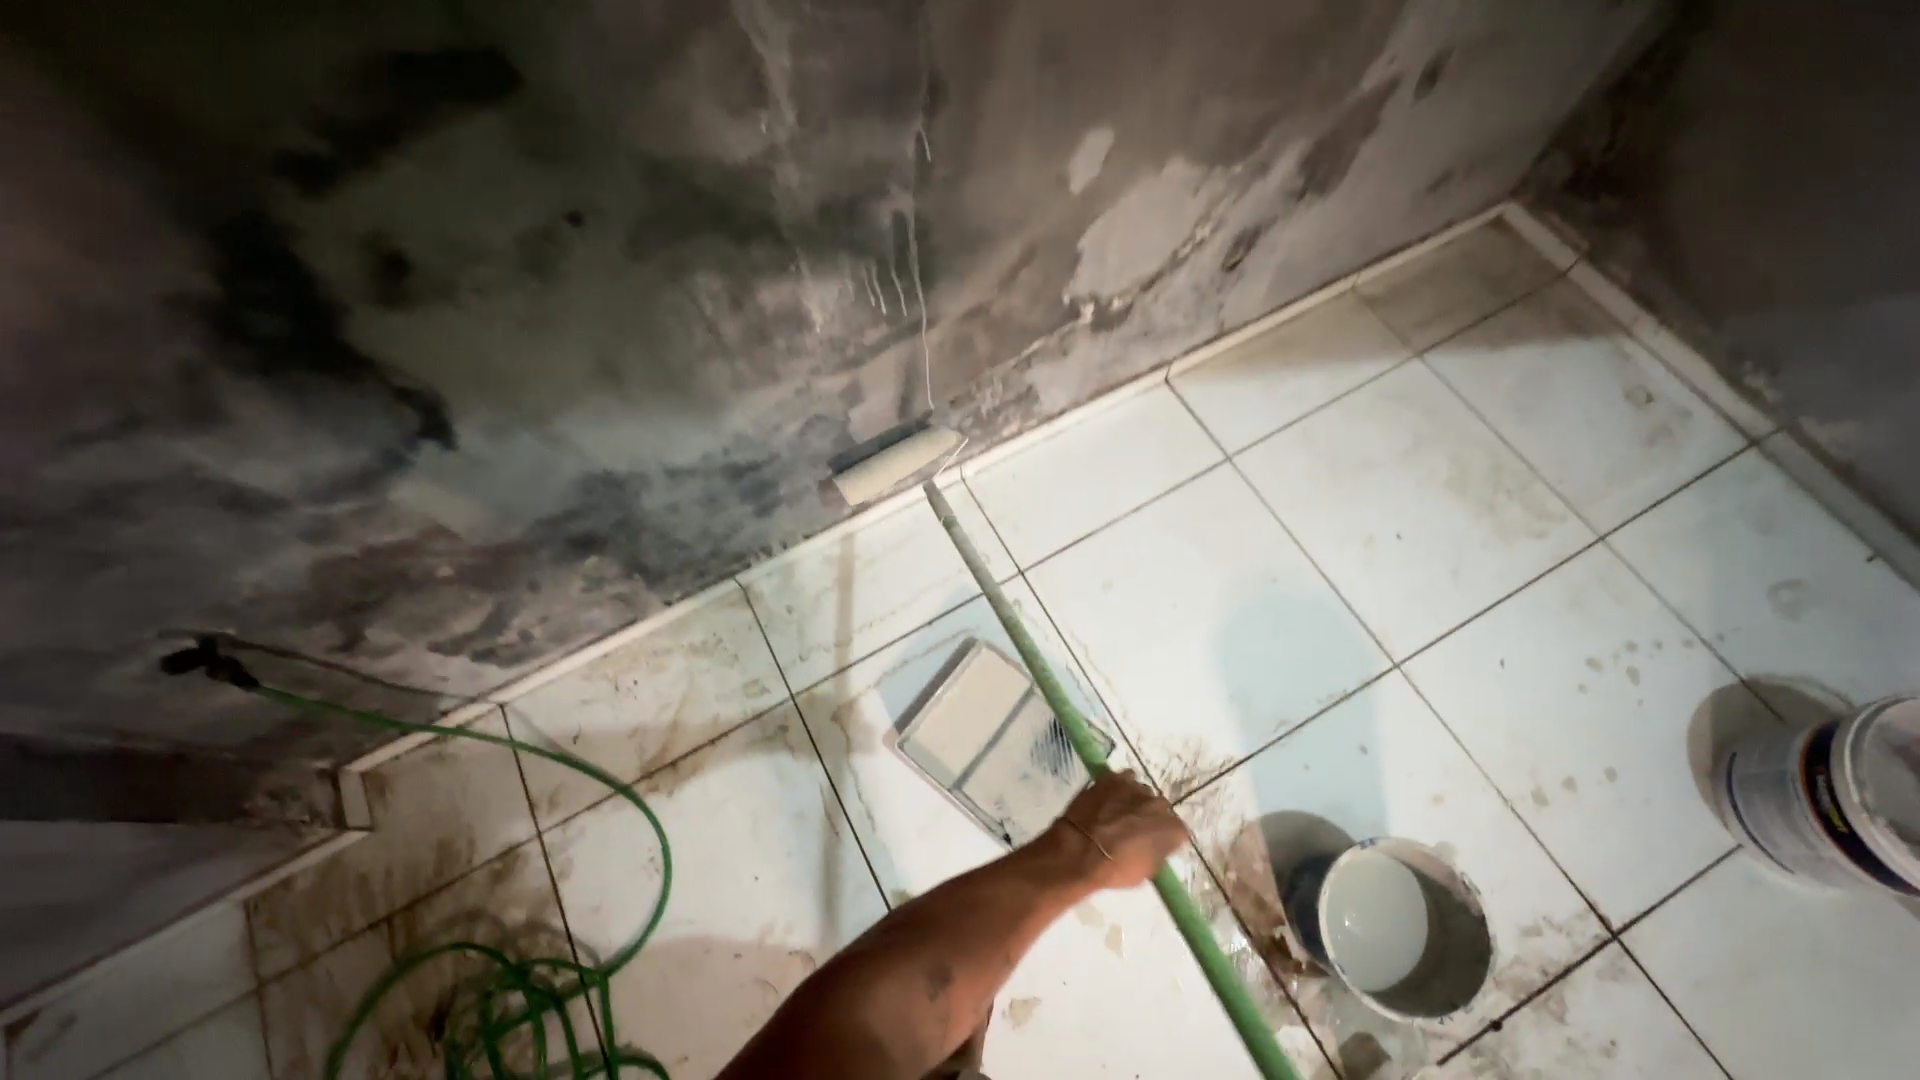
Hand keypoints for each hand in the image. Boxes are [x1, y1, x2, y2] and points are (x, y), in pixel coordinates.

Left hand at [1051, 770, 1186, 889]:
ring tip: (1119, 812)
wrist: (1079, 850)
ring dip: (1134, 800)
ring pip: (1141, 792)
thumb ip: (1158, 853)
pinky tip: (1110, 797)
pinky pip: (1124, 778)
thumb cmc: (1114, 868)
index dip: (1166, 838)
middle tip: (1135, 828)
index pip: (1178, 831)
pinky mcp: (1114, 777)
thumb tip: (1157, 845)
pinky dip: (1120, 786)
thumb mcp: (1145, 872)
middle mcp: (1158, 804)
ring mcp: (1135, 788)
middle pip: (1160, 808)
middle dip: (1151, 816)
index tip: (1155, 844)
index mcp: (1172, 829)